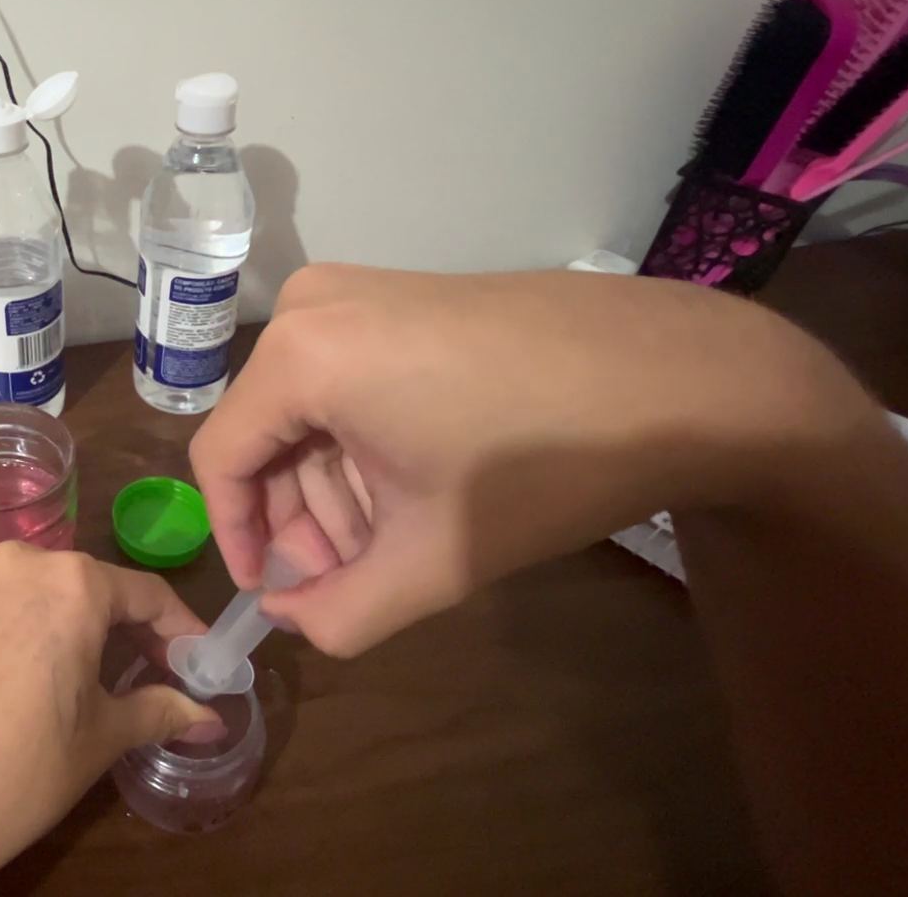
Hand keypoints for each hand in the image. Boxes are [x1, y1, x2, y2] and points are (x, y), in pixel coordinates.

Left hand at [0, 543, 219, 896]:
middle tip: (137, 670)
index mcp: (71, 584)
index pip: (145, 594)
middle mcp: (16, 561)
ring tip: (61, 673)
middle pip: (83, 585)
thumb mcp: (100, 740)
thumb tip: (209, 714)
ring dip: (52, 621)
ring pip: (26, 589)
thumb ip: (160, 710)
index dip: (178, 628)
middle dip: (116, 625)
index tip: (195, 658)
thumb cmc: (19, 771)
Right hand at [190, 263, 879, 656]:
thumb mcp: (434, 558)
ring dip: (331, 482)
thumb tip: (284, 616)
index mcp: (299, 357)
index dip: (234, 533)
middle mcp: (306, 307)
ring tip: (392, 533)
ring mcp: (349, 290)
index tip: (267, 587)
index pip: (221, 457)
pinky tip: (408, 477)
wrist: (687, 372)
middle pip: (265, 433)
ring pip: (301, 408)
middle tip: (349, 570)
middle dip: (300, 514)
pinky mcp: (387, 292)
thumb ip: (339, 613)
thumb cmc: (544, 463)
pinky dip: (355, 437)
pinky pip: (335, 375)